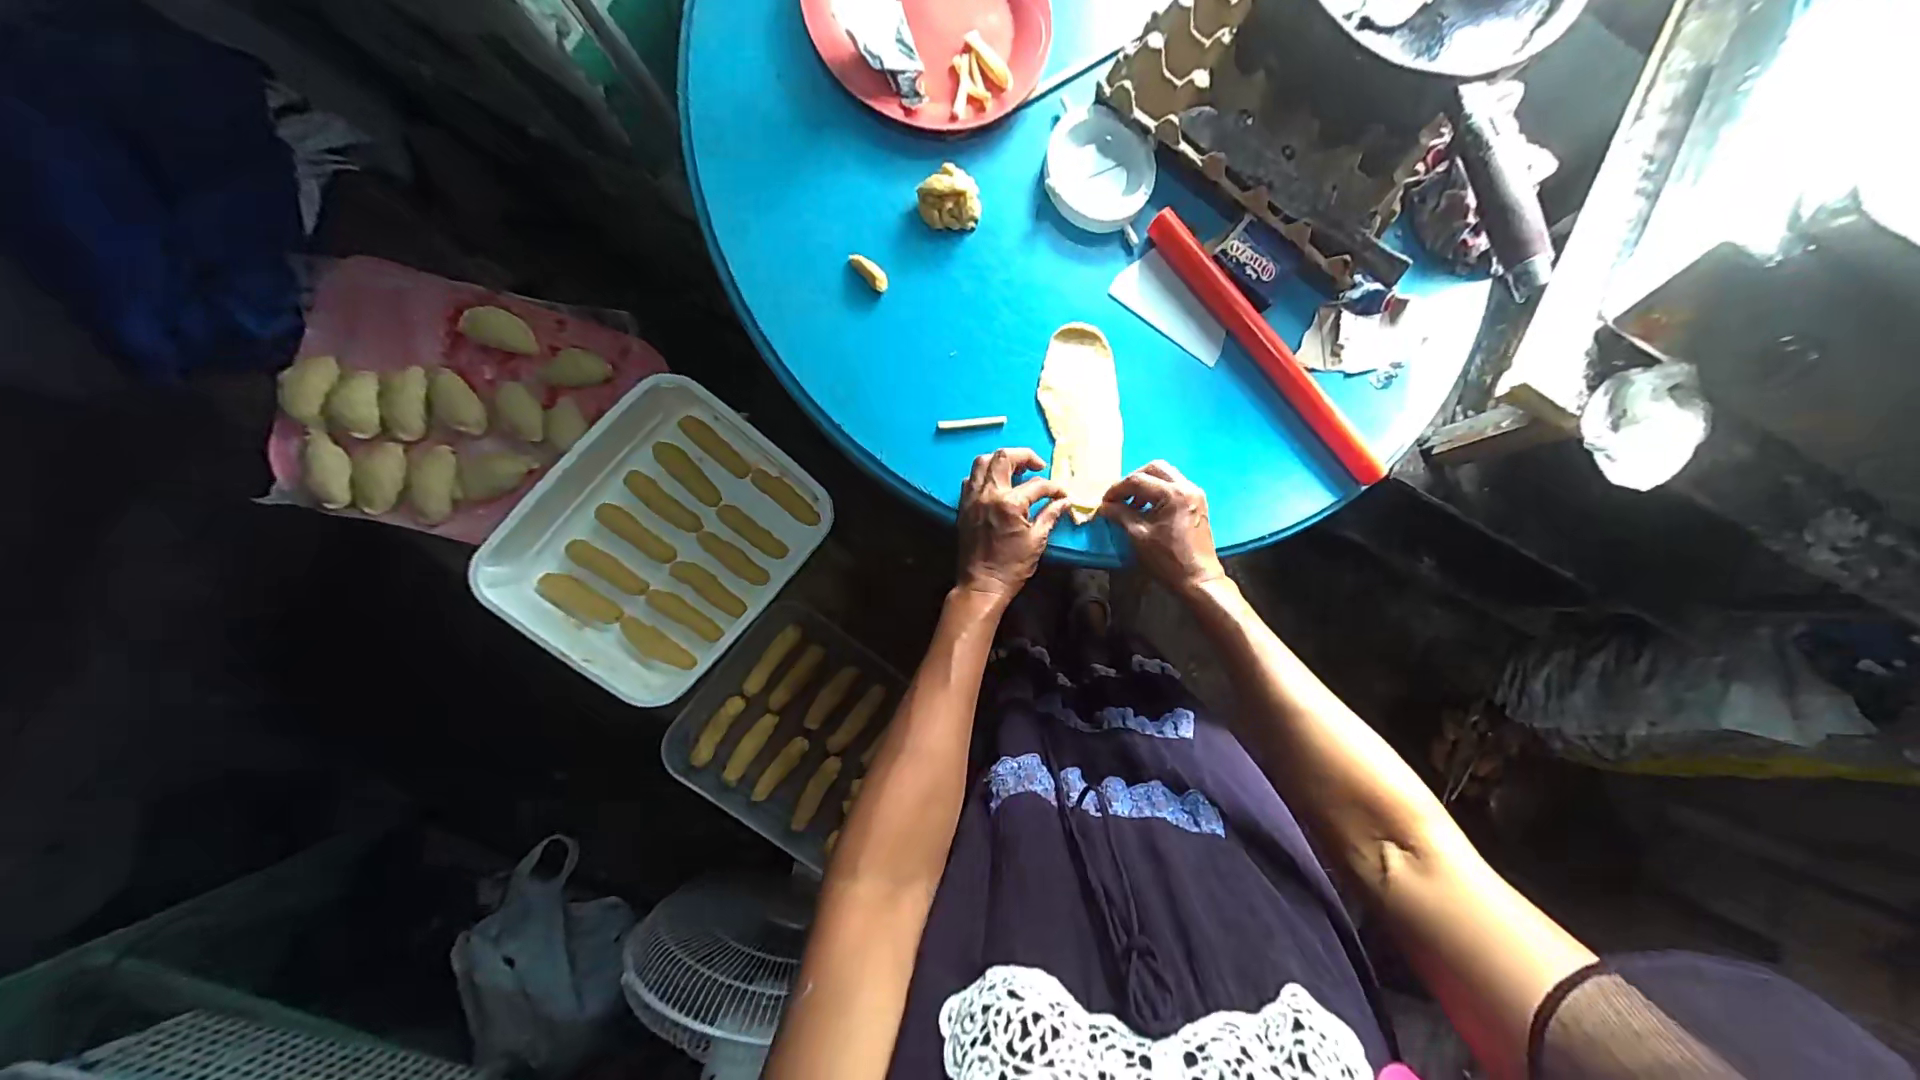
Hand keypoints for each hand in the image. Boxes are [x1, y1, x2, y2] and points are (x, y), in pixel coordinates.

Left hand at [956, 448, 1071, 603]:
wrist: (981, 584)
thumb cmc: (1012, 566)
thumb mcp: (1037, 541)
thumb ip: (1050, 515)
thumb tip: (1063, 501)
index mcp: (1009, 503)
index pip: (1037, 485)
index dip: (1054, 488)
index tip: (1062, 494)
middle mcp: (988, 494)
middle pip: (1004, 457)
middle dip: (1024, 456)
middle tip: (1036, 467)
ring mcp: (972, 498)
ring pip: (982, 462)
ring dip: (1001, 461)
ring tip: (1016, 471)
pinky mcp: (963, 505)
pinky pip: (971, 479)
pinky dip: (984, 475)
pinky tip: (997, 485)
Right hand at [1100, 461, 1226, 595]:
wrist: (1197, 578)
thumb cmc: (1167, 559)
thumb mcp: (1138, 535)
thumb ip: (1120, 514)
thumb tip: (1104, 506)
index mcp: (1173, 494)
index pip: (1138, 480)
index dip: (1117, 489)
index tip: (1105, 502)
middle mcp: (1187, 487)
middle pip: (1154, 468)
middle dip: (1133, 479)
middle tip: (1119, 497)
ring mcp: (1195, 494)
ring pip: (1165, 475)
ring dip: (1146, 484)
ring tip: (1131, 504)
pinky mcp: (1197, 503)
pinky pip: (1174, 486)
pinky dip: (1157, 491)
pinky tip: (1147, 508)